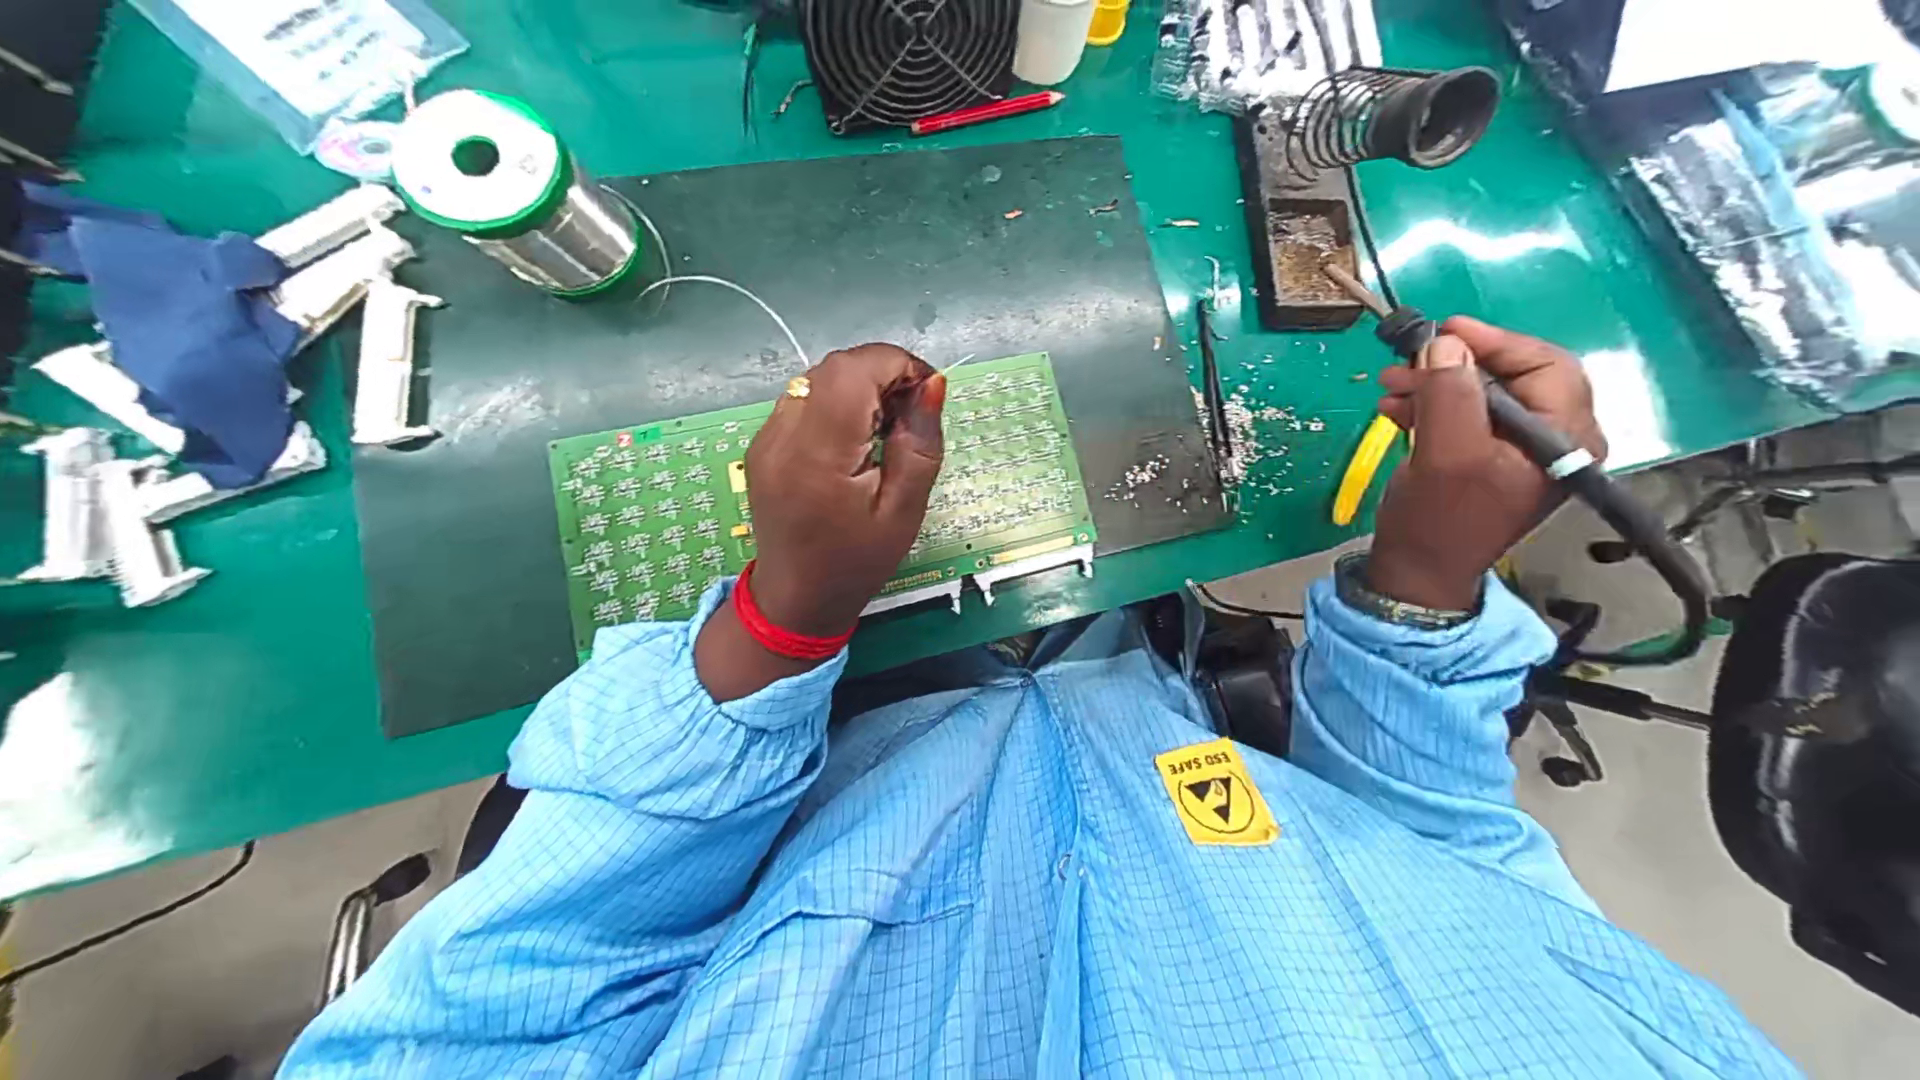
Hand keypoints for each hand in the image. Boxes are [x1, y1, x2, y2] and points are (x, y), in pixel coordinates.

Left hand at [695, 344, 945, 700]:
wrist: (797, 599)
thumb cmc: (857, 562)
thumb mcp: (905, 511)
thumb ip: (921, 443)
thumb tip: (932, 384)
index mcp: (817, 455)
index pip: (853, 371)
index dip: (898, 366)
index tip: (926, 395)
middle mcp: (781, 436)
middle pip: (835, 368)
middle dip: (881, 376)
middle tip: (908, 418)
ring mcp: (765, 438)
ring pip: (817, 379)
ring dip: (859, 388)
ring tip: (882, 432)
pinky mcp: (762, 444)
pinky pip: (803, 400)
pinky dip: (835, 404)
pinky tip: (852, 441)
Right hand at [1367, 316, 1604, 610]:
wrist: (1417, 572)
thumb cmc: (1439, 519)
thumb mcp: (1445, 454)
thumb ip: (1450, 395)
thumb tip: (1443, 344)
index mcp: (1564, 437)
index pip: (1545, 366)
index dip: (1495, 342)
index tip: (1444, 331)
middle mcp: (1550, 440)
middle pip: (1509, 379)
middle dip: (1453, 367)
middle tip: (1404, 362)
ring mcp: (1515, 453)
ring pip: (1479, 398)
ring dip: (1433, 387)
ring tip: (1389, 386)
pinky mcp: (1482, 462)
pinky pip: (1461, 420)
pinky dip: (1428, 408)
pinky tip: (1395, 409)